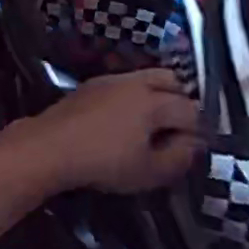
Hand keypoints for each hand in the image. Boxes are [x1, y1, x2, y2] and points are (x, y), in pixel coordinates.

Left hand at [13, 70, 201, 193]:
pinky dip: (135, 95)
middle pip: (170, 80)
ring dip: (158, 95)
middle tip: (179, 130)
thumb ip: (180, 156)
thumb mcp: (151, 171)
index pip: (190, 109)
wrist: (51, 145)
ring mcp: (108, 79)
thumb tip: (192, 142)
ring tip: (155, 125)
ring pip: (145, 77)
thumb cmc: (105, 162)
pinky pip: (123, 82)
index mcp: (152, 101)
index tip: (192, 150)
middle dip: (182, 101)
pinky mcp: (90, 84)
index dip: (198, 131)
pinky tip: (127, 118)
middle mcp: (132, 82)